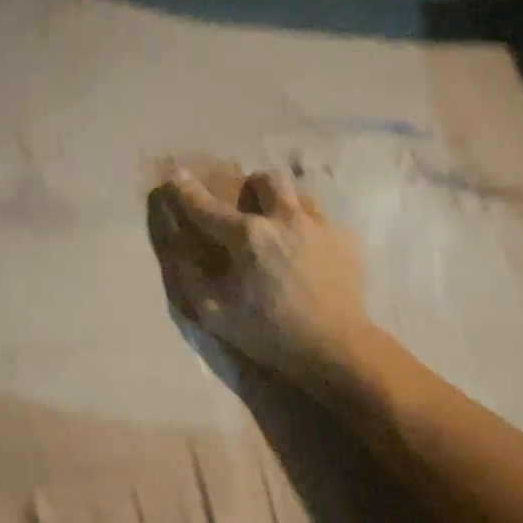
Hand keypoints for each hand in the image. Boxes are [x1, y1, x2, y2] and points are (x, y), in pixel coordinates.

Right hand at [153, 167, 372, 387]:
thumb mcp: (217, 315)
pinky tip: (310, 259)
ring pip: (299, 197)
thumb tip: (181, 253)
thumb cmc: (270, 333)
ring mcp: (320, 226)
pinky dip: (310, 234)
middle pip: (267, 180)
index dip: (187, 191)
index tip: (176, 176)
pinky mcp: (346, 240)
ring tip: (283, 234)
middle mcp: (285, 219)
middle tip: (249, 209)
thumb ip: (194, 280)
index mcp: (249, 237)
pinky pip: (323, 224)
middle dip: (253, 187)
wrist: (334, 346)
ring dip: (284, 208)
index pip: (208, 207)